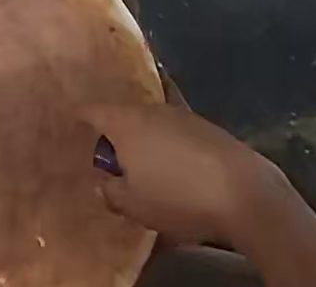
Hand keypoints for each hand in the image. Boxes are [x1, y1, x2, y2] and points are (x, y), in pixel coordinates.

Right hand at [82, 103, 284, 246]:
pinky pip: (176, 132)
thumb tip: (104, 184)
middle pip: (123, 115)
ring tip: (148, 166)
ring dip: (146, 140)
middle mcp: (148, 109)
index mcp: (124, 122)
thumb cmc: (179, 196)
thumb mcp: (136, 205)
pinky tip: (179, 167)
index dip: (79, 116)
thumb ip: (112, 193)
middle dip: (116, 133)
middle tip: (113, 157)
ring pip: (151, 123)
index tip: (71, 120)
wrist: (243, 191)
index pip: (92, 111)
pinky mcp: (205, 125)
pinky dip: (170, 144)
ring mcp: (179, 114)